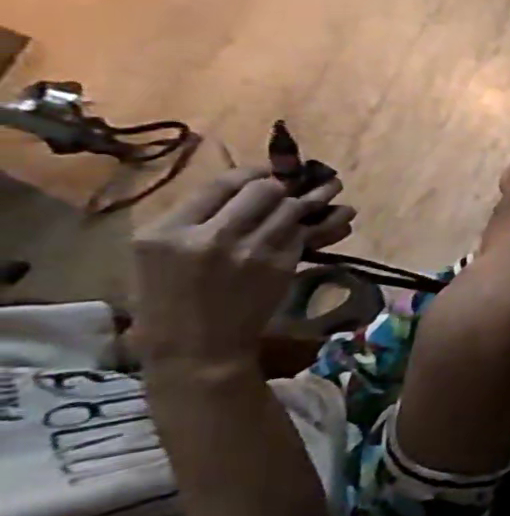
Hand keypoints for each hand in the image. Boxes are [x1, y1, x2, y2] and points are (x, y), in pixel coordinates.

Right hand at [129, 167, 354, 369]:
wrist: (198, 345)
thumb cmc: (171, 300)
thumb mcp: (161, 255)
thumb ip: (199, 220)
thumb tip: (250, 187)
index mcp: (166, 232)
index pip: (222, 185)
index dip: (256, 172)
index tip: (275, 170)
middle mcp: (209, 236)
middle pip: (264, 190)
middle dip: (286, 184)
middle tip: (304, 181)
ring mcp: (250, 250)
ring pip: (294, 207)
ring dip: (318, 195)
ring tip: (333, 186)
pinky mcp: (282, 264)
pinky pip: (311, 232)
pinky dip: (330, 222)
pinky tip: (342, 215)